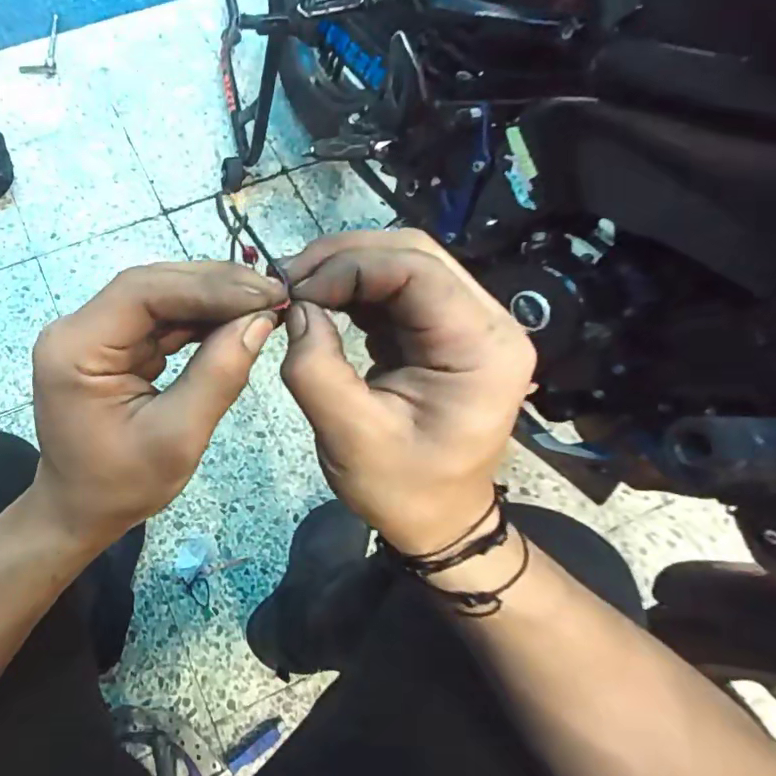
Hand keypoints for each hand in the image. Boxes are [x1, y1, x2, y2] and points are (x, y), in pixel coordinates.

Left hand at [27, 262, 284, 545]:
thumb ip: (218, 375)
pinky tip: (237, 318)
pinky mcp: (114, 343)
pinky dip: (202, 317)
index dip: (208, 286)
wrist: (78, 510)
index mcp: (76, 347)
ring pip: (161, 296)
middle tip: (275, 292)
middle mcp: (79, 328)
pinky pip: (162, 318)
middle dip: (216, 287)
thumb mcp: (176, 438)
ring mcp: (95, 333)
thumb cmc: (120, 485)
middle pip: (153, 286)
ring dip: (214, 298)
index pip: (143, 292)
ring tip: (266, 303)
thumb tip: (261, 321)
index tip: (265, 293)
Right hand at [278, 230, 536, 554]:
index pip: (418, 272)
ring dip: (346, 269)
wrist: (440, 521)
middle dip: (345, 258)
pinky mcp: (442, 330)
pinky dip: (352, 288)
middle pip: (415, 254)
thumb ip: (317, 369)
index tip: (296, 292)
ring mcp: (467, 323)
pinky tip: (321, 302)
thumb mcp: (351, 439)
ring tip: (298, 289)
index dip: (351, 268)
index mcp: (482, 348)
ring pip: (403, 262)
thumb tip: (297, 308)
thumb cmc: (405, 490)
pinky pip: (395, 288)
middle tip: (289, 279)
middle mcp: (486, 323)